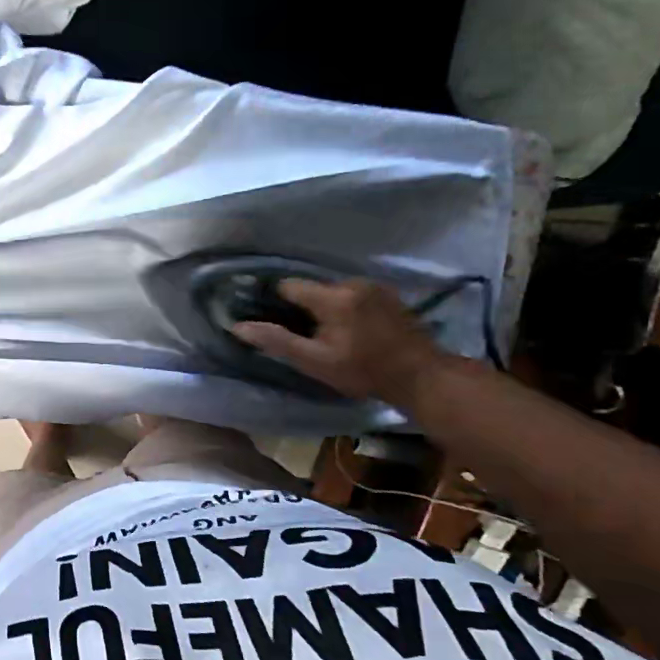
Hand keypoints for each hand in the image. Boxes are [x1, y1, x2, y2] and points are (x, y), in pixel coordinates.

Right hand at [228, 278, 447, 406]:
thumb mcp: (314, 361)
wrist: (421, 376)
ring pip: (332, 292)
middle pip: (312, 289)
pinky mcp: (388, 294)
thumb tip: (238, 326)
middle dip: (303, 308)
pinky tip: (350, 330)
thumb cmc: (363, 372)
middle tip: (303, 335)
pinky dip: (345, 308)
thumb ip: (277, 341)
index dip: (276, 302)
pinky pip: (353, 295)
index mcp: (333, 297)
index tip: (272, 320)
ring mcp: (374, 286)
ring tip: (328, 335)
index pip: (288, 286)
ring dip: (325, 308)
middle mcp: (353, 283)